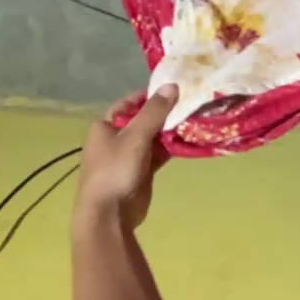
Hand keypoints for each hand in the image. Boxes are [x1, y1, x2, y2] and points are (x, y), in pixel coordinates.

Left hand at [74, 84, 177, 231]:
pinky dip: (171, 147)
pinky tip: (189, 140)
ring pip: (153, 137)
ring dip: (170, 130)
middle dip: (165, 112)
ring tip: (194, 118)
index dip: (149, 95)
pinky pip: (158, 153)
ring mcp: (129, 156)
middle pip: (143, 119)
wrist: (109, 214)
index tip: (173, 88)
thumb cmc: (116, 170)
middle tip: (190, 102)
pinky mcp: (141, 171)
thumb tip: (172, 85)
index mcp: (105, 126)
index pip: (128, 103)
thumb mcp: (135, 136)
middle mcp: (115, 139)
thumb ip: (154, 111)